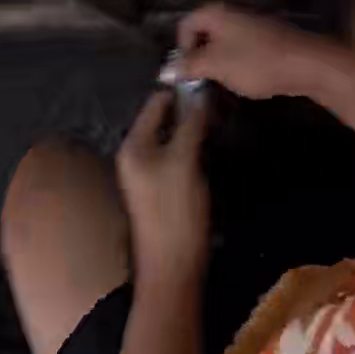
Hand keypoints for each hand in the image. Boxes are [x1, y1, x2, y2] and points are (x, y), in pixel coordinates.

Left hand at [117, 88, 210, 281]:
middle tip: (220, 100)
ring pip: (173, 134)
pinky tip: (211, 140)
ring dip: (193, 124)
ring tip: (220, 116)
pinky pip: (177, 151)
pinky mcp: (162, 184)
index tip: (210, 83)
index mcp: (133, 143)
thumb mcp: (184, 161)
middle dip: (190, 107)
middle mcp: (136, 152)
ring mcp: (148, 170)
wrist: (173, 270)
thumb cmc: (175, 211)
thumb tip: (201, 92)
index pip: (157, 101)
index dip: (182, 91)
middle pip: (164, 116)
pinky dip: (193, 142)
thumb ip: (190, 123)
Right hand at [175, 3, 339, 100]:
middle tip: (200, 83)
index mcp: (215, 12)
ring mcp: (250, 24)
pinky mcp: (265, 38)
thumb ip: (189, 66)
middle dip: (198, 58)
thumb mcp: (216, 65)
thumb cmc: (255, 61)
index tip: (186, 75)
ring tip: (221, 85)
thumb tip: (164, 70)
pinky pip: (240, 48)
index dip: (180, 50)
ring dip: (217, 64)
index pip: (184, 25)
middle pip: (203, 33)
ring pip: (222, 43)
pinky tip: (244, 81)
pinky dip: (235, 64)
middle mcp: (231, 12)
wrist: (305, 63)